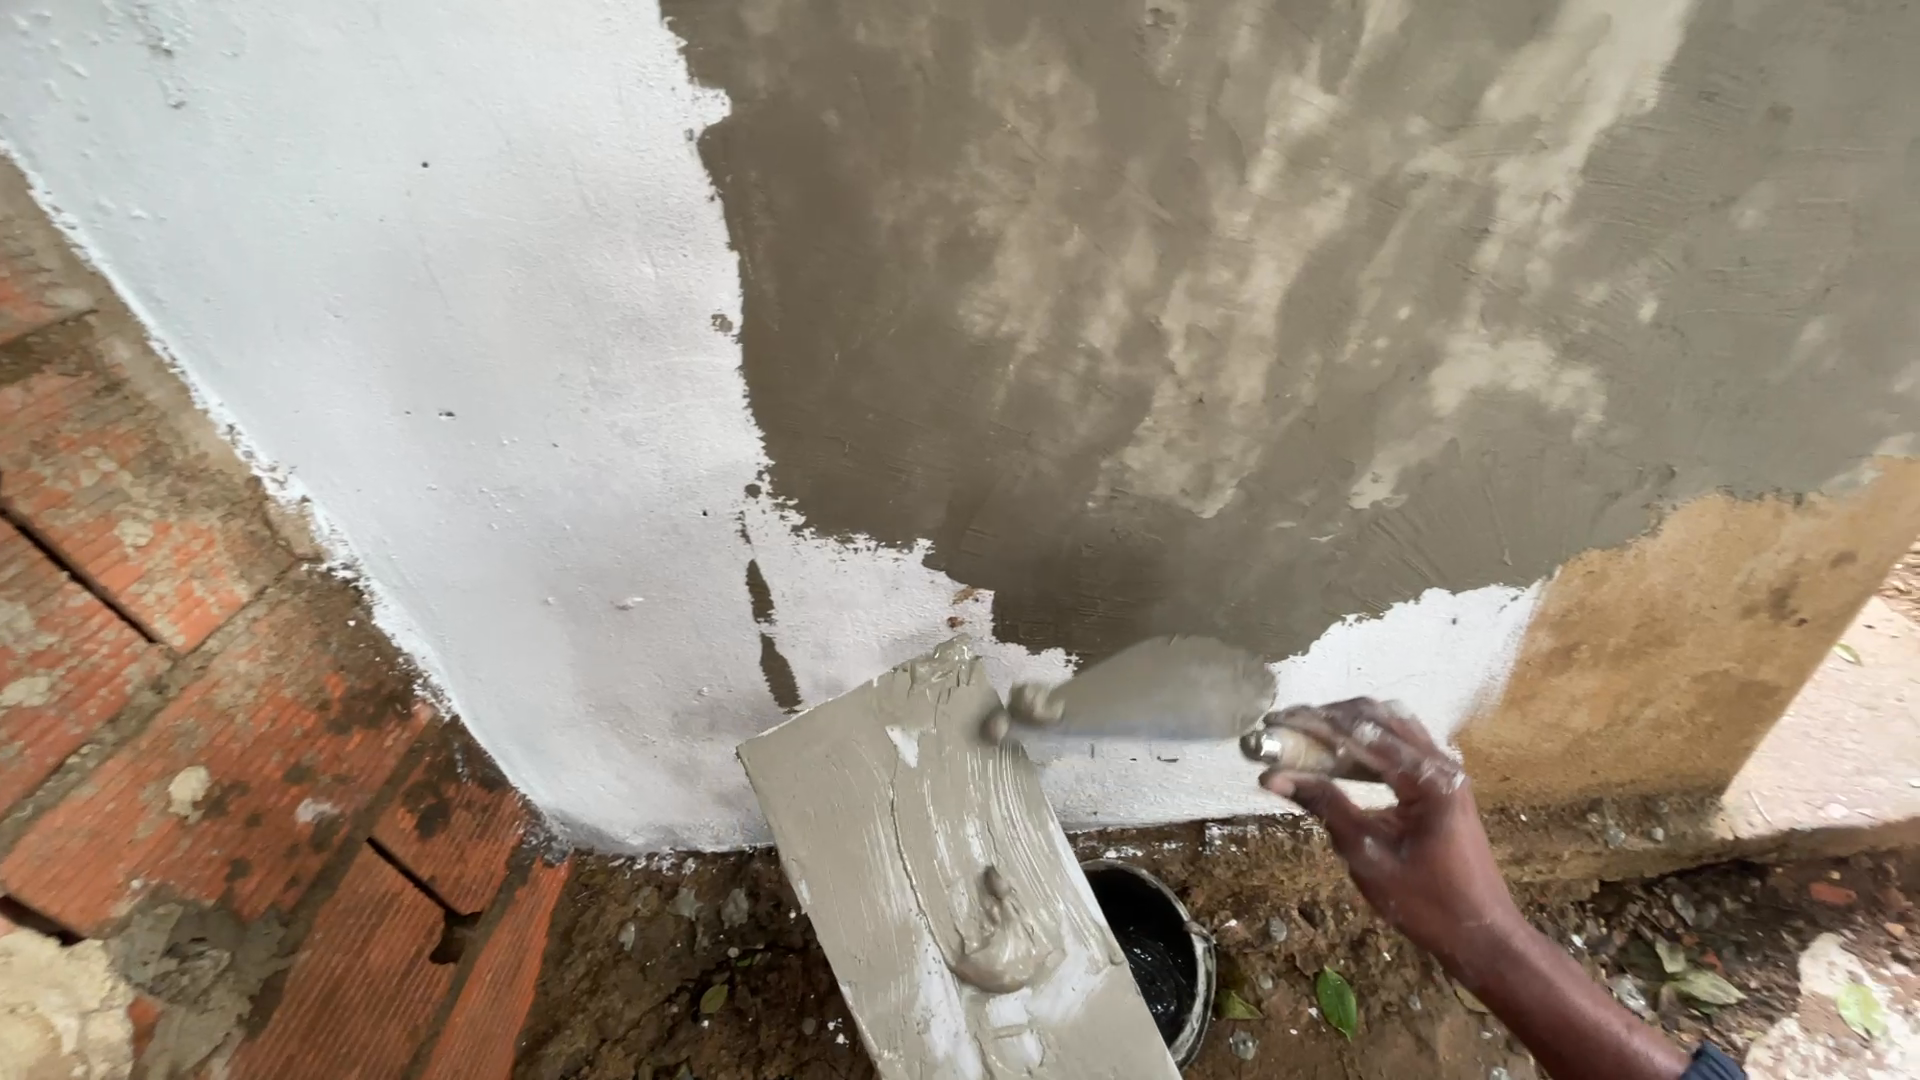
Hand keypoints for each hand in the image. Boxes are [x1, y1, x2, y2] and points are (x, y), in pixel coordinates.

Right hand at [1259, 698, 1522, 980]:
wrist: (1484, 935)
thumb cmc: (1426, 903)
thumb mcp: (1366, 855)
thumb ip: (1324, 805)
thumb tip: (1272, 776)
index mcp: (1428, 781)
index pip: (1360, 734)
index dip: (1312, 724)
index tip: (1274, 722)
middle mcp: (1441, 764)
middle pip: (1376, 715)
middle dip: (1325, 716)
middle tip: (1286, 727)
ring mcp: (1446, 769)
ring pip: (1390, 720)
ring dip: (1346, 722)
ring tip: (1307, 735)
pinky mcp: (1443, 779)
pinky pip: (1400, 739)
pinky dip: (1366, 736)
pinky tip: (1341, 752)